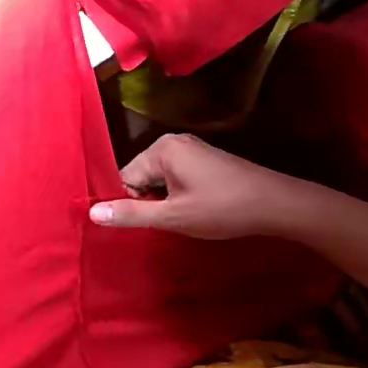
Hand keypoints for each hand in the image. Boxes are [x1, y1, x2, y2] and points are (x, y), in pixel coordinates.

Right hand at [88, 134, 320, 239]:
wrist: (277, 204)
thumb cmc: (223, 209)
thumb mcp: (173, 217)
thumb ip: (131, 214)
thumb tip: (91, 212)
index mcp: (161, 149)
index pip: (124, 178)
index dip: (130, 203)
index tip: (143, 225)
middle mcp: (172, 142)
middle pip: (140, 175)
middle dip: (146, 201)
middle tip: (166, 223)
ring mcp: (189, 148)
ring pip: (157, 178)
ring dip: (162, 200)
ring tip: (180, 218)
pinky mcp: (203, 158)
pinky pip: (174, 176)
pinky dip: (176, 194)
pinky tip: (192, 210)